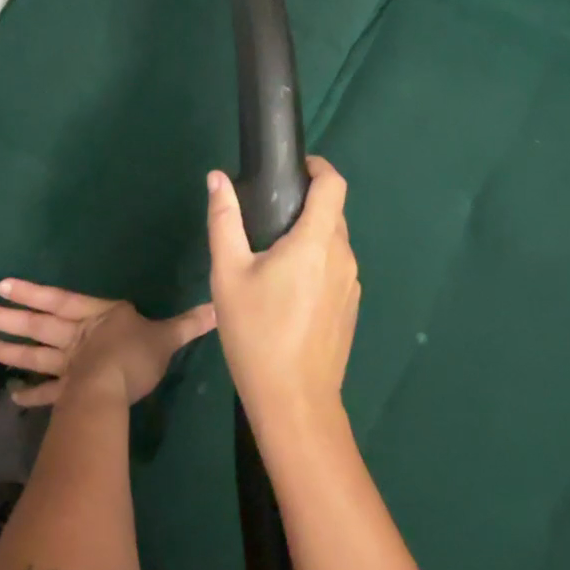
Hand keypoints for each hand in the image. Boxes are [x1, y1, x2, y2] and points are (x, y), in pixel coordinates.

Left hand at [0, 279, 214, 406]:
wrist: (117, 391)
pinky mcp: (68, 391)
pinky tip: (11, 395)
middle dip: (0, 317)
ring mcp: (66, 365)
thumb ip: (188, 322)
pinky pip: (45, 391)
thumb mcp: (167, 335)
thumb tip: (219, 307)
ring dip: (1, 350)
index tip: (1, 286)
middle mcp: (74, 336)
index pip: (59, 299)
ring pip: (28, 354)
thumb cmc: (138, 356)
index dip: (31, 292)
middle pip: (32, 324)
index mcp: (96, 315)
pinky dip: (28, 393)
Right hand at [207, 156, 358, 421]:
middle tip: (268, 216)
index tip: (295, 169)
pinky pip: (337, 268)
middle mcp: (343, 256)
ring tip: (273, 255)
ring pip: (336, 242)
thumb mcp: (228, 275)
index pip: (334, 184)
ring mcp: (352, 283)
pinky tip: (289, 290)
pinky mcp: (351, 306)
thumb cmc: (256, 334)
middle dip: (307, 204)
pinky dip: (318, 263)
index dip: (319, 167)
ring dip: (311, 236)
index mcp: (317, 241)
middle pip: (334, 212)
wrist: (294, 401)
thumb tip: (217, 178)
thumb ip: (224, 221)